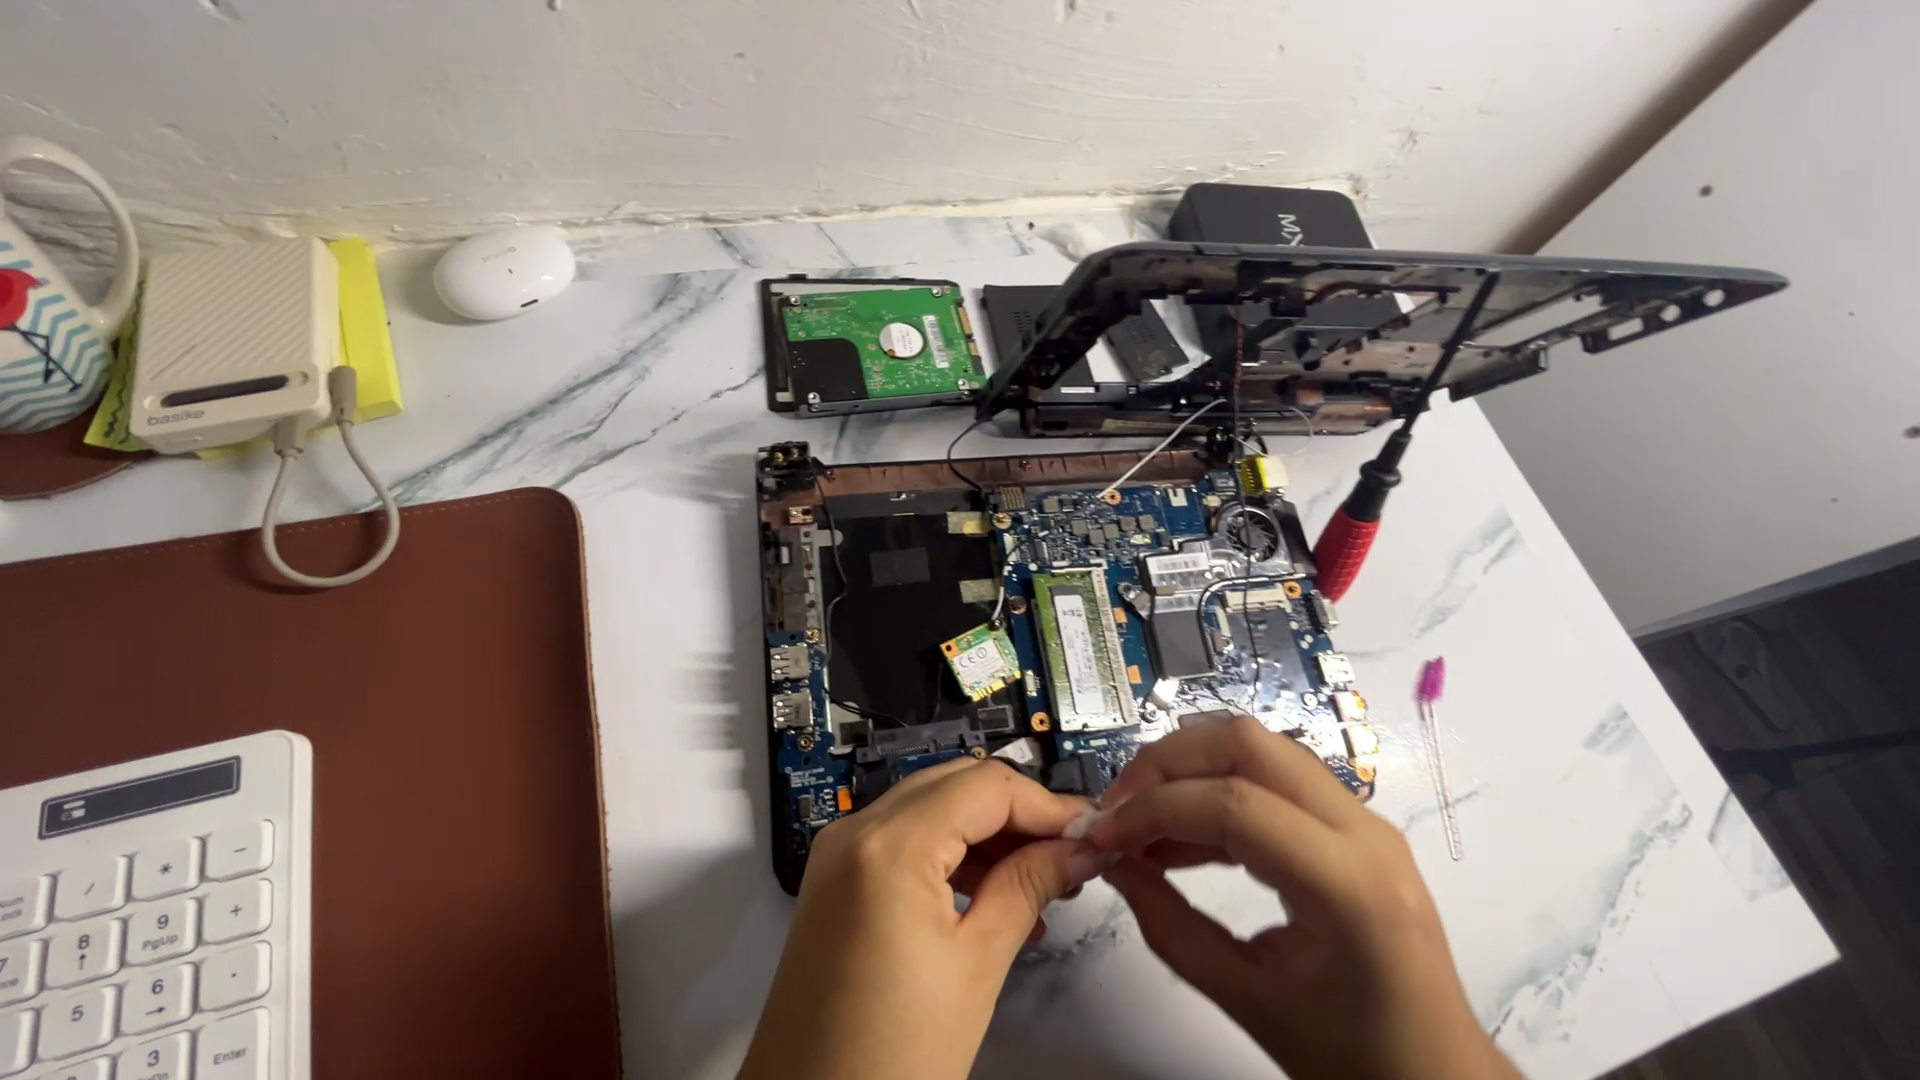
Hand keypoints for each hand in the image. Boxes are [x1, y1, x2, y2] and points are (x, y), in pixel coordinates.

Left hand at [738, 758, 1099, 1079]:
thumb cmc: (890, 1057)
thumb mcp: (977, 965)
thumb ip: (1028, 886)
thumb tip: (1076, 849)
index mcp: (888, 847)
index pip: (985, 787)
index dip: (1044, 804)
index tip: (1088, 831)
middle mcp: (855, 832)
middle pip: (956, 786)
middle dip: (1018, 814)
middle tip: (1069, 853)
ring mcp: (839, 854)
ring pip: (931, 808)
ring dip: (988, 834)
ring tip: (1042, 880)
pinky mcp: (837, 879)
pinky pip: (905, 840)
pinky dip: (952, 854)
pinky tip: (995, 895)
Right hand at [1082, 716, 1519, 1079]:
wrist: (1437, 1078)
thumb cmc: (1351, 1055)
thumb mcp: (1247, 999)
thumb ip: (1168, 925)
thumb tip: (1109, 862)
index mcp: (1349, 886)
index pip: (1235, 806)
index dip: (1154, 809)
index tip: (1101, 836)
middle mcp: (1363, 831)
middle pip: (1248, 745)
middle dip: (1167, 762)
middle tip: (1118, 806)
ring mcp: (1363, 820)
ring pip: (1260, 748)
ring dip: (1189, 768)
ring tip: (1138, 818)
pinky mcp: (1351, 824)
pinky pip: (1272, 779)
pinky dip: (1215, 790)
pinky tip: (1177, 836)